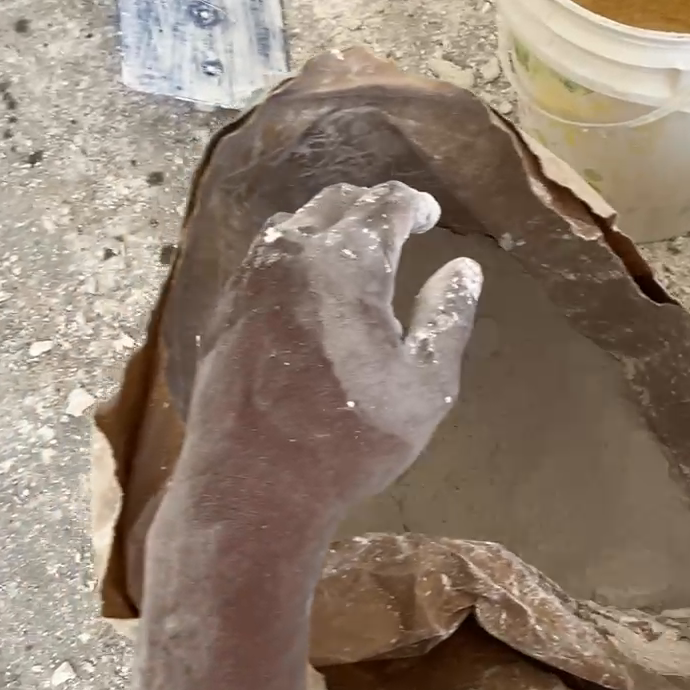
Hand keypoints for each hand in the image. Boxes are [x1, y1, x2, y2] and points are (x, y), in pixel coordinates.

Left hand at [175, 181, 481, 519]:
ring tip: (351, 253)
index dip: (412, 204)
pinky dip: (294, 258)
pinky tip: (307, 291)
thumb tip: (464, 268)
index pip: (385, 204)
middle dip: (370, 208)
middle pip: (335, 204)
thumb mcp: (425, 386)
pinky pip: (263, 261)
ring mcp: (249, 281)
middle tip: (396, 227)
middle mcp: (292, 256)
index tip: (428, 215)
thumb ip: (446, 318)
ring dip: (328, 228)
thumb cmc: (352, 440)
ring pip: (292, 227)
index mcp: (347, 264)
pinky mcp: (225, 312)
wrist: (254, 485)